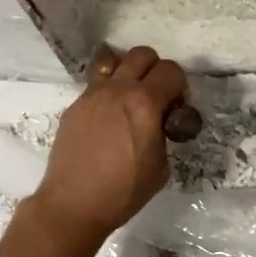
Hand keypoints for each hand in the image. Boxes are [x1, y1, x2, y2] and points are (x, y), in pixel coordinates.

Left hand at [31, 46, 188, 239]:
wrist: (74, 202)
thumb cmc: (124, 191)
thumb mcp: (161, 165)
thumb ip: (164, 133)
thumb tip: (160, 123)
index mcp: (144, 103)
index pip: (171, 71)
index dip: (181, 87)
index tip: (177, 110)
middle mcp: (117, 89)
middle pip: (143, 54)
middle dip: (156, 71)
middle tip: (157, 99)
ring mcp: (92, 94)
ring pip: (115, 62)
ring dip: (129, 74)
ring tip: (130, 102)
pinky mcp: (75, 105)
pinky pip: (96, 85)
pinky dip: (109, 92)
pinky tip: (108, 120)